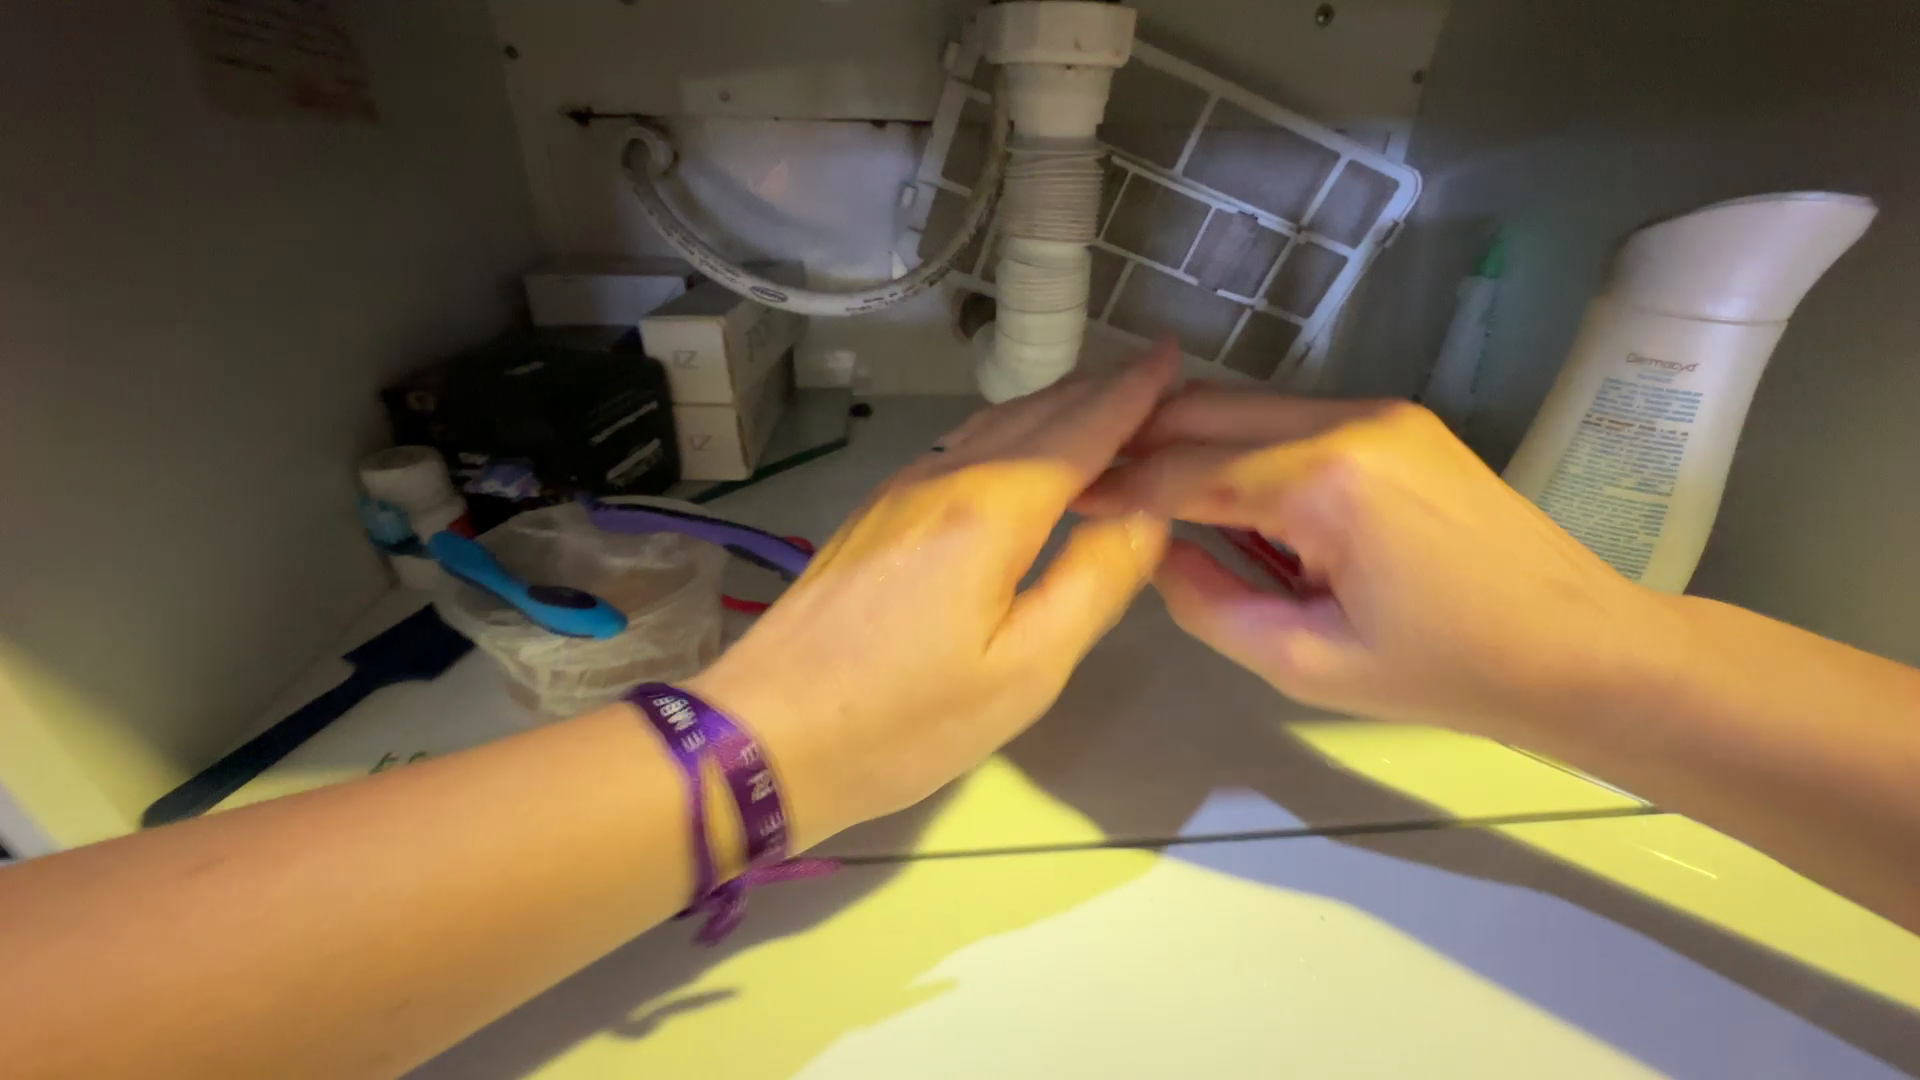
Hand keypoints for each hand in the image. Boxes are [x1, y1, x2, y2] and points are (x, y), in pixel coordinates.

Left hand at [686, 345, 1177, 847]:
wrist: (768, 735)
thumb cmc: (907, 718)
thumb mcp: (1027, 668)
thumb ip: (1096, 579)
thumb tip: (1147, 508)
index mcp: (992, 508)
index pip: (1082, 429)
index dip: (1133, 392)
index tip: (1172, 354)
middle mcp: (944, 477)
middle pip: (1036, 414)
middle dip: (1098, 390)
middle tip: (1150, 377)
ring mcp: (899, 491)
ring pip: (991, 426)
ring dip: (1051, 408)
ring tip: (1097, 404)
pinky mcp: (874, 514)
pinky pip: (957, 449)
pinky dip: (1006, 435)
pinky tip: (1015, 450)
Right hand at [1076, 385, 1679, 736]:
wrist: (1585, 649)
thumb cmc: (1442, 673)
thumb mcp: (1302, 661)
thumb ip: (1206, 602)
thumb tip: (1156, 550)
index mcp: (1324, 484)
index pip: (1184, 471)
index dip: (1117, 485)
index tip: (1066, 494)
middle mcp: (1346, 421)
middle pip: (1204, 410)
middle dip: (1138, 440)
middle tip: (1090, 475)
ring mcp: (1375, 409)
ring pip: (1240, 405)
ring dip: (1183, 438)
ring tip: (1140, 480)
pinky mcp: (1392, 417)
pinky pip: (1282, 419)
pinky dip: (1232, 444)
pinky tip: (1217, 485)